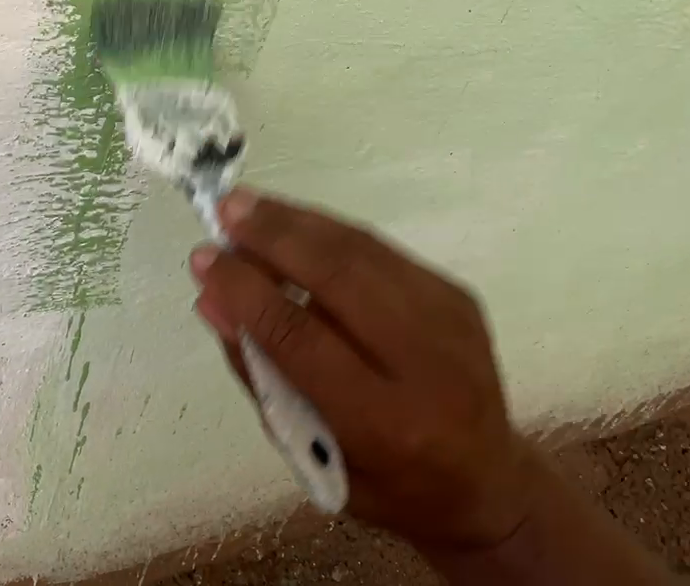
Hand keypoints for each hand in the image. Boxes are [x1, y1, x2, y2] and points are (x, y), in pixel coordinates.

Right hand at [190, 190, 542, 552]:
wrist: (485, 483)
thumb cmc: (382, 480)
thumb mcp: (307, 451)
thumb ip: (257, 372)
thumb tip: (211, 299)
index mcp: (385, 422)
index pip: (300, 338)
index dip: (246, 291)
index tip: (204, 259)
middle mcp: (427, 365)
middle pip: (338, 278)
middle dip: (273, 238)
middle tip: (224, 211)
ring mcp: (450, 322)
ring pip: (360, 250)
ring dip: (296, 221)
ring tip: (246, 205)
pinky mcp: (457, 295)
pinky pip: (379, 249)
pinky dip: (327, 230)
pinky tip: (291, 222)